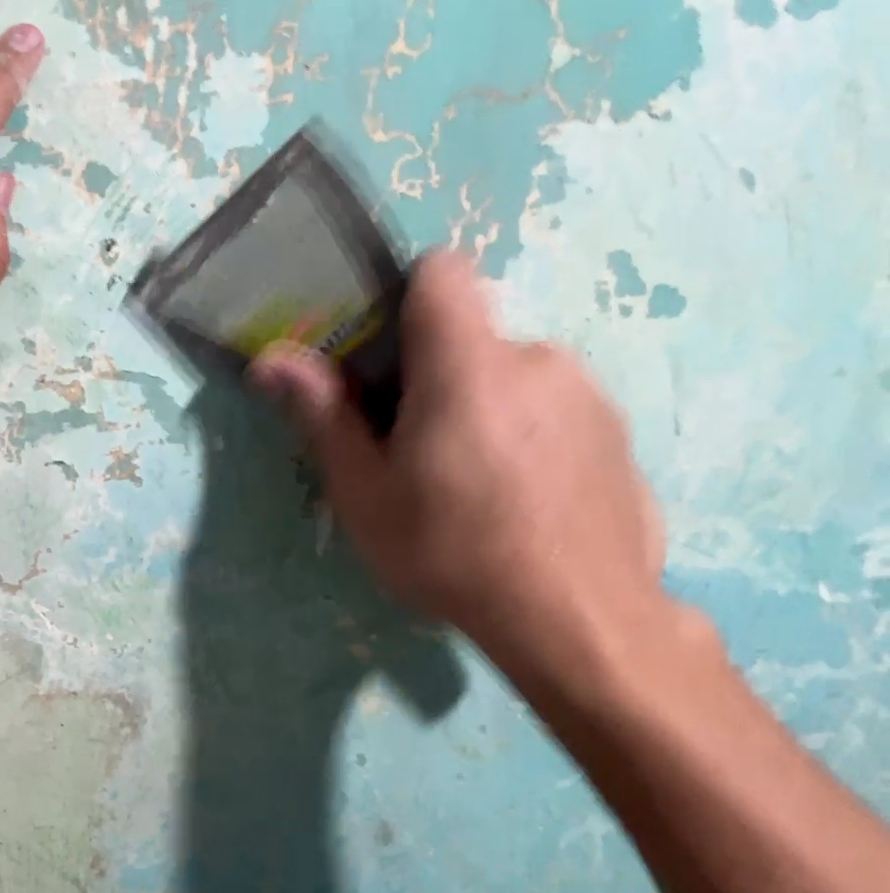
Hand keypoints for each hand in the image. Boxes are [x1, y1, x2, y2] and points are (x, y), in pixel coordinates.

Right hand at [247, 252, 671, 658]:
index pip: (441, 272)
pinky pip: (551, 413)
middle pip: (467, 339)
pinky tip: (514, 506)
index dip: (403, 296)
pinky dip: (523, 439)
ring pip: (510, 379)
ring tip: (464, 487)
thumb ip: (322, 415)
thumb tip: (272, 360)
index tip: (378, 355)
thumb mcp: (363, 492)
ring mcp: (588, 396)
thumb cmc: (450, 551)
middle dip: (431, 379)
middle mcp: (536, 359)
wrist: (579, 621)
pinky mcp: (619, 434)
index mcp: (466, 365)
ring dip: (479, 411)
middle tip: (408, 452)